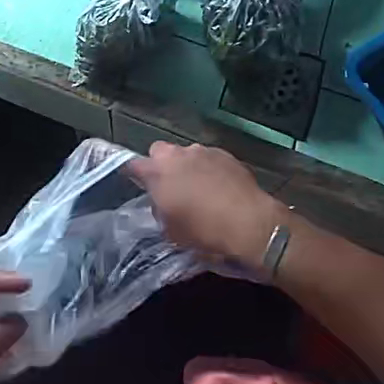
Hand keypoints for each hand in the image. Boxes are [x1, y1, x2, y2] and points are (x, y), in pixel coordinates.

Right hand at [127, 142, 284, 265]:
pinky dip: (211, 169)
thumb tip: (162, 203)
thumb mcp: (171, 232)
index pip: (133, 165)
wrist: (250, 225)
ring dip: (188, 166)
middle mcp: (176, 155)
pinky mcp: (226, 154)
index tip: (139, 184)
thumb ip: (159, 210)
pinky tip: (221, 187)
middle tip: (172, 187)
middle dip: (162, 165)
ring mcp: (202, 151)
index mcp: (156, 172)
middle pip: (160, 151)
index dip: (134, 174)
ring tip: (201, 188)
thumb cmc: (204, 232)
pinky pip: (210, 158)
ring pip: (186, 154)